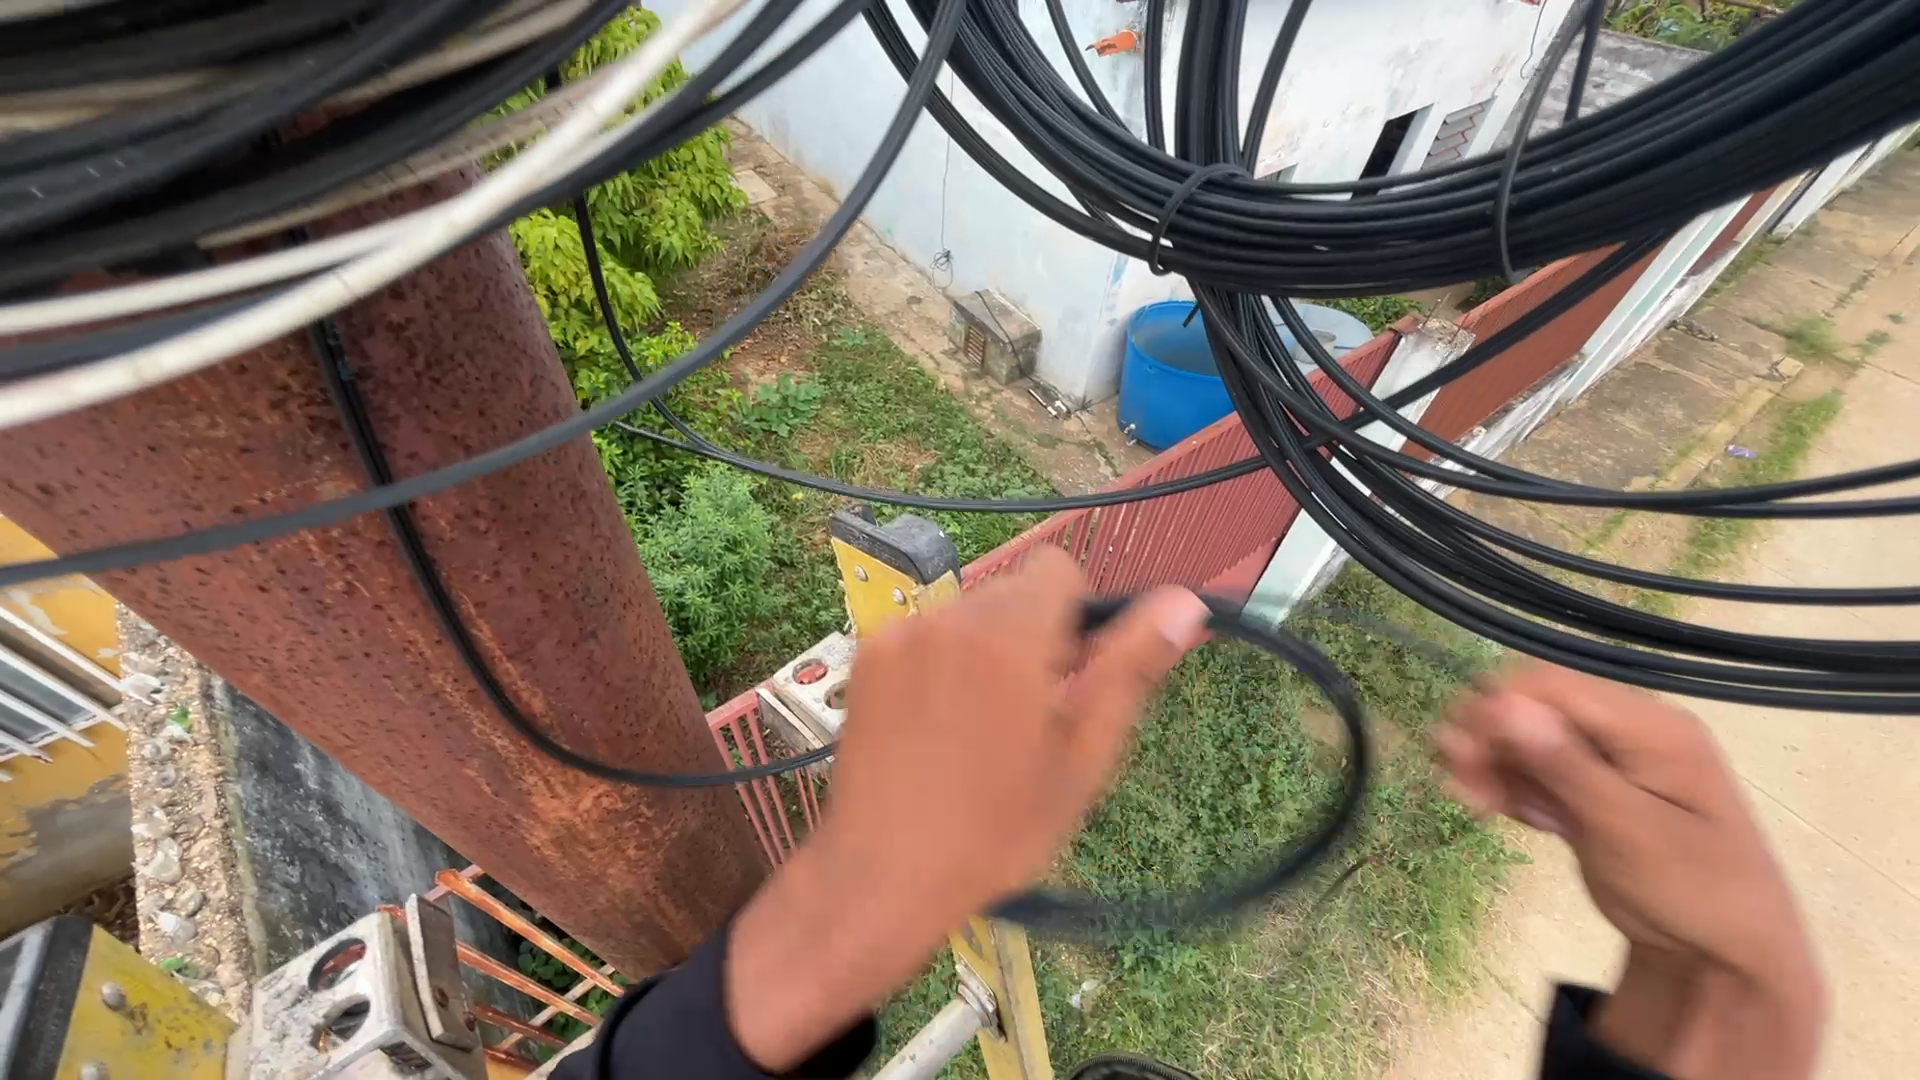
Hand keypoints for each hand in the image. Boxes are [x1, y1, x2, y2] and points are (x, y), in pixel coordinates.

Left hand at [727, 548, 1210, 1070]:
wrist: (885, 873)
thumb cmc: (998, 826)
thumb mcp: (1082, 755)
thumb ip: (1131, 667)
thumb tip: (1183, 602)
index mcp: (1006, 635)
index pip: (1055, 567)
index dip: (1074, 614)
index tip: (1068, 672)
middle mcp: (947, 617)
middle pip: (1010, 591)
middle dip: (1030, 634)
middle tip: (1027, 711)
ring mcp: (898, 633)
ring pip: (967, 613)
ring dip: (984, 648)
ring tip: (978, 724)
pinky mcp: (866, 654)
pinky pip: (924, 632)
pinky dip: (940, 660)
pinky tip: (936, 722)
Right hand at [1437, 663, 1825, 1078]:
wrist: (1720, 959)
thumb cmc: (1693, 892)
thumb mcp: (1628, 830)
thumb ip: (1565, 764)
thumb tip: (1502, 704)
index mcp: (1651, 727)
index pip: (1552, 685)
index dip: (1498, 706)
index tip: (1465, 749)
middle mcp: (1623, 729)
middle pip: (1527, 706)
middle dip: (1484, 737)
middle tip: (1457, 777)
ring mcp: (1601, 756)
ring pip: (1515, 736)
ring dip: (1485, 763)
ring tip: (1471, 801)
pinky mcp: (1579, 783)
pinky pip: (1522, 766)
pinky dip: (1499, 783)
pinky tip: (1490, 809)